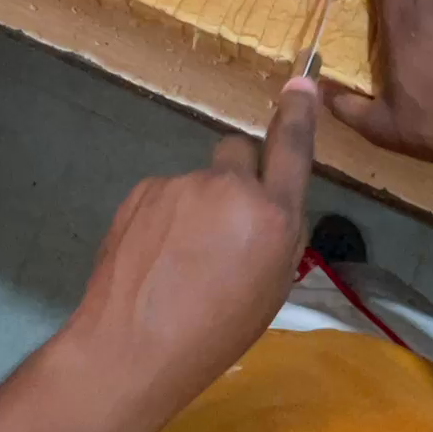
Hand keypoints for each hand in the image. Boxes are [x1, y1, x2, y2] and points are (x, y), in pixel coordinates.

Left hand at [58, 78, 318, 431]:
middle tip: (223, 224)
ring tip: (177, 259)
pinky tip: (152, 256)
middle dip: (237, 177)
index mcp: (272, 217)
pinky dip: (163, 217)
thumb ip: (279, 237)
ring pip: (198, 182)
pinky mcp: (143, 189)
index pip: (292, 150)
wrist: (131, 346)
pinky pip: (165, 194)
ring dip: (196, 206)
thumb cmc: (214, 333)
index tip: (301, 85)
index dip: (299, 115)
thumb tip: (271, 208)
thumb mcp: (272, 290)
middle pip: (239, 153)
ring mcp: (181, 184)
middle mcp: (229, 188)